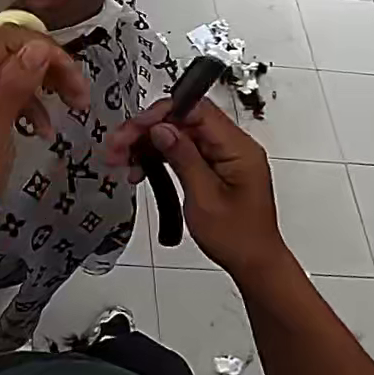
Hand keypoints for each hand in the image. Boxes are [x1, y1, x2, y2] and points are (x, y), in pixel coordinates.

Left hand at [0, 26, 90, 219]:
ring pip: (24, 70)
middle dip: (54, 67)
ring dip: (52, 85)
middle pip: (19, 51)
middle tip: (80, 93)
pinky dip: (38, 106)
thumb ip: (15, 85)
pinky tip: (46, 129)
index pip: (9, 39)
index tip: (71, 73)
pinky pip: (20, 92)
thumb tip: (39, 48)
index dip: (44, 48)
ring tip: (75, 106)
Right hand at [107, 99, 291, 279]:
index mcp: (238, 148)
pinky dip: (159, 157)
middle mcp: (233, 145)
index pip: (197, 110)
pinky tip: (139, 169)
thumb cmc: (238, 239)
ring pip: (179, 134)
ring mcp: (223, 154)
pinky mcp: (214, 165)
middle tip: (119, 145)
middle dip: (147, 129)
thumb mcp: (204, 199)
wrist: (254, 264)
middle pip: (184, 120)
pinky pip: (183, 150)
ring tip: (121, 159)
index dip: (162, 113)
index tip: (136, 126)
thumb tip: (162, 128)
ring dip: (148, 144)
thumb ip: (183, 158)